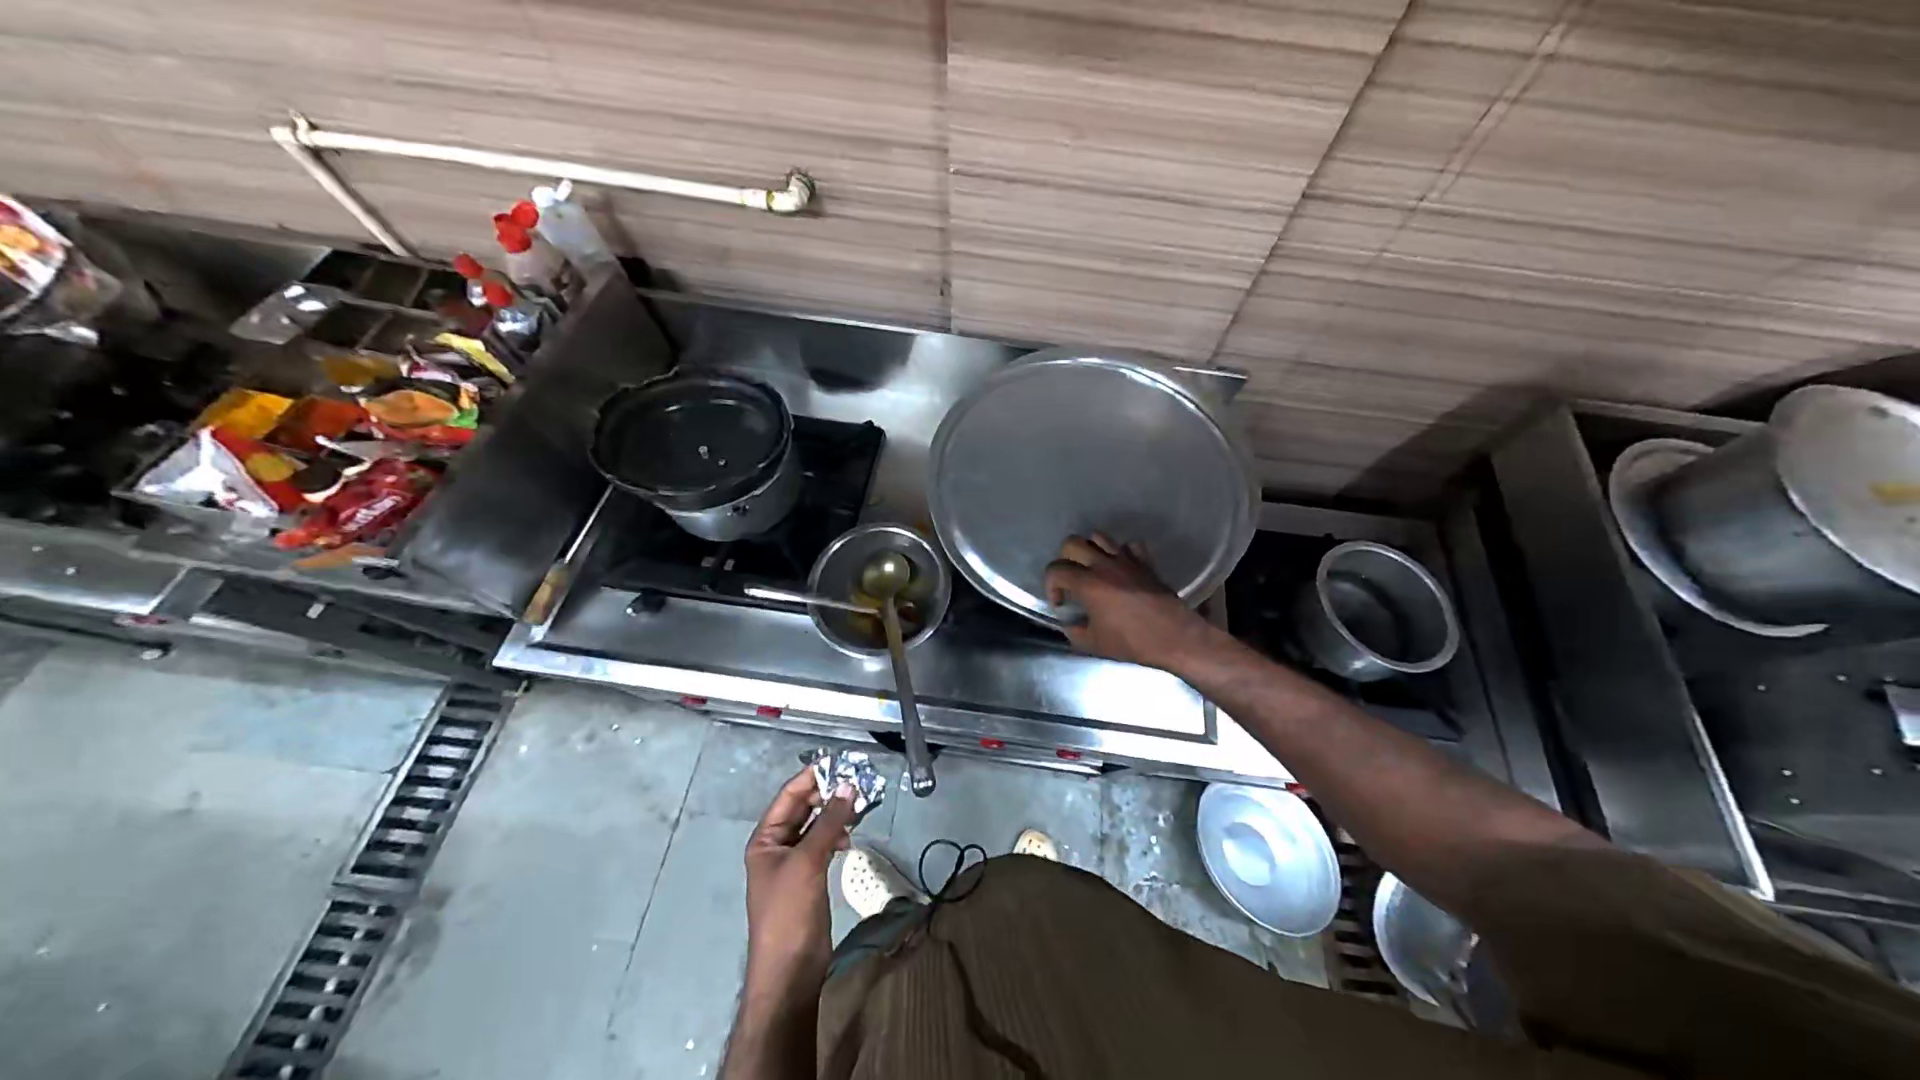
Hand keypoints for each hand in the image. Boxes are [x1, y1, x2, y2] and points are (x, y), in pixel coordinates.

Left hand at [743, 768, 856, 988]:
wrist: (790, 969)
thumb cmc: (789, 911)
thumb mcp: (808, 862)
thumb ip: (828, 822)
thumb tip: (849, 786)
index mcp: (765, 839)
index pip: (789, 796)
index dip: (812, 777)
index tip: (839, 761)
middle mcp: (777, 846)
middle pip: (803, 809)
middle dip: (828, 795)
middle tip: (857, 784)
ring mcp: (793, 863)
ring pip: (816, 827)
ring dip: (835, 816)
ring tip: (859, 809)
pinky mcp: (809, 878)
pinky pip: (823, 845)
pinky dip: (836, 837)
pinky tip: (849, 839)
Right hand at [1043, 533, 1223, 671]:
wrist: (1175, 638)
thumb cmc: (1133, 642)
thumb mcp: (1094, 644)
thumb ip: (1074, 631)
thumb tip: (1070, 623)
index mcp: (1088, 584)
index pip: (1055, 570)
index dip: (1050, 585)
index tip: (1061, 604)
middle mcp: (1104, 565)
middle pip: (1072, 543)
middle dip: (1064, 559)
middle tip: (1070, 580)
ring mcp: (1126, 560)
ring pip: (1099, 537)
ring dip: (1090, 550)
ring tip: (1092, 569)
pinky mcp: (1145, 563)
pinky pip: (1129, 545)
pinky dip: (1120, 551)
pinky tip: (1120, 568)